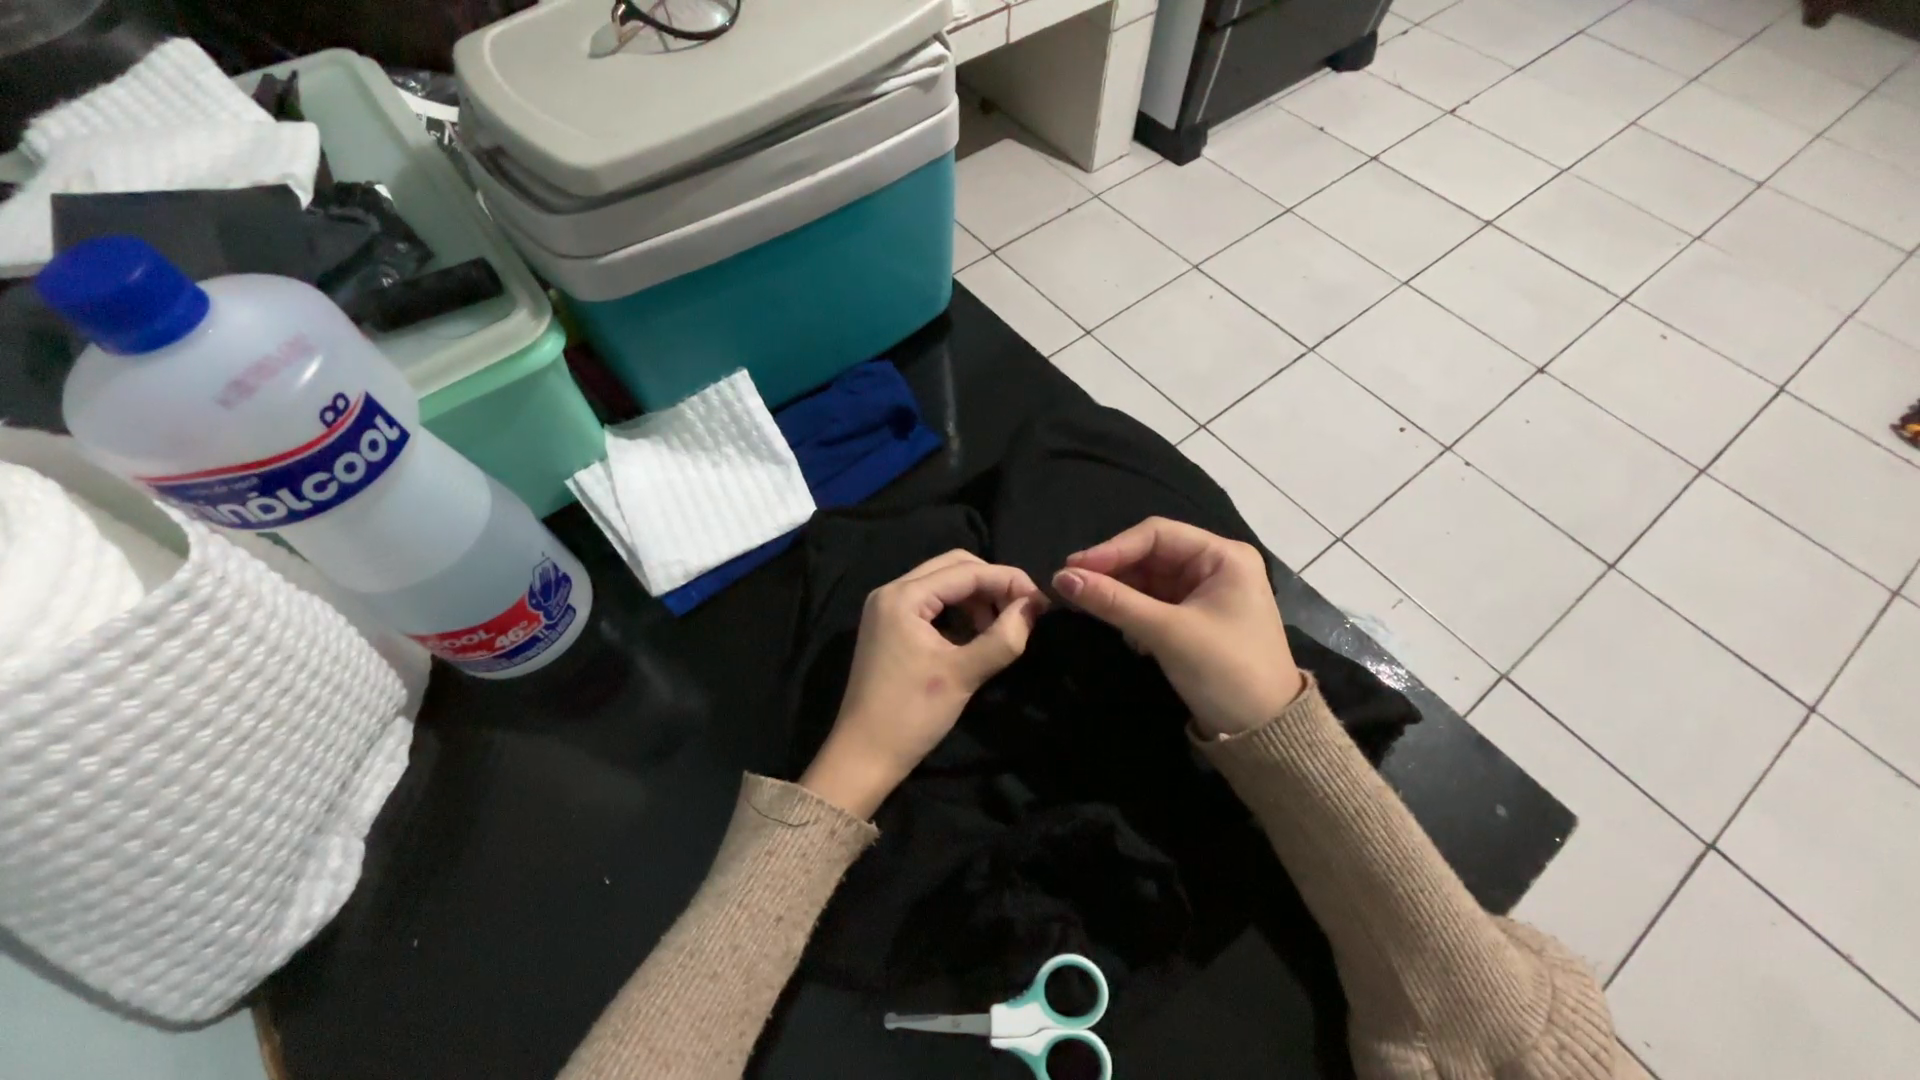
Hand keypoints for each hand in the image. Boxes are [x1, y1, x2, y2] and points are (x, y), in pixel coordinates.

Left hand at [801, 551, 1045, 817]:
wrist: (863, 756)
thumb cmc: (910, 714)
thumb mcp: (963, 674)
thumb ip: (1003, 637)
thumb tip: (1034, 607)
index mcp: (903, 596)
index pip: (966, 571)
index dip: (1009, 581)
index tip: (1042, 603)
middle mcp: (891, 592)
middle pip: (954, 568)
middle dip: (992, 585)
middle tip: (1023, 613)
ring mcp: (887, 610)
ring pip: (943, 585)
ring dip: (977, 599)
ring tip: (1000, 629)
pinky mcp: (890, 628)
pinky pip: (932, 605)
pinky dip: (959, 613)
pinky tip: (976, 636)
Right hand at [1052, 517, 1303, 737]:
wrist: (1265, 733)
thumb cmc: (1224, 671)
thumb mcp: (1167, 632)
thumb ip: (1114, 602)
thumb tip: (1060, 578)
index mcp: (1223, 556)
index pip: (1156, 535)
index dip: (1111, 549)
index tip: (1072, 569)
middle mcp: (1216, 567)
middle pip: (1150, 556)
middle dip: (1113, 572)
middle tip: (1070, 587)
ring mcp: (1205, 594)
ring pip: (1148, 581)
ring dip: (1119, 594)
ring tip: (1086, 606)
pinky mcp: (1195, 620)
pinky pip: (1154, 604)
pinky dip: (1132, 613)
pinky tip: (1117, 628)